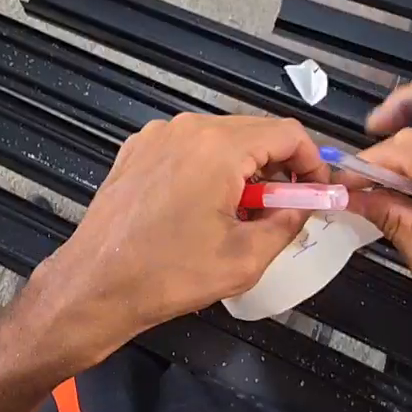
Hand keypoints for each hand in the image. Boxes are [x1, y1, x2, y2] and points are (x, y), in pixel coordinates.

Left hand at [26, 114, 326, 366]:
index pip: (287, 133)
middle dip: (277, 168)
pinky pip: (188, 148)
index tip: (315, 193)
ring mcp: (156, 136)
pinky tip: (202, 209)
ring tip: (240, 217)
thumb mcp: (246, 257)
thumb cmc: (169, 273)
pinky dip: (207, 169)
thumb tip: (305, 205)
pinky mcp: (136, 151)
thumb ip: (288, 222)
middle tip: (282, 212)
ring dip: (242, 170)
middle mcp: (186, 128)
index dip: (312, 162)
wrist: (95, 283)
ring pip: (220, 139)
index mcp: (217, 146)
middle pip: (254, 131)